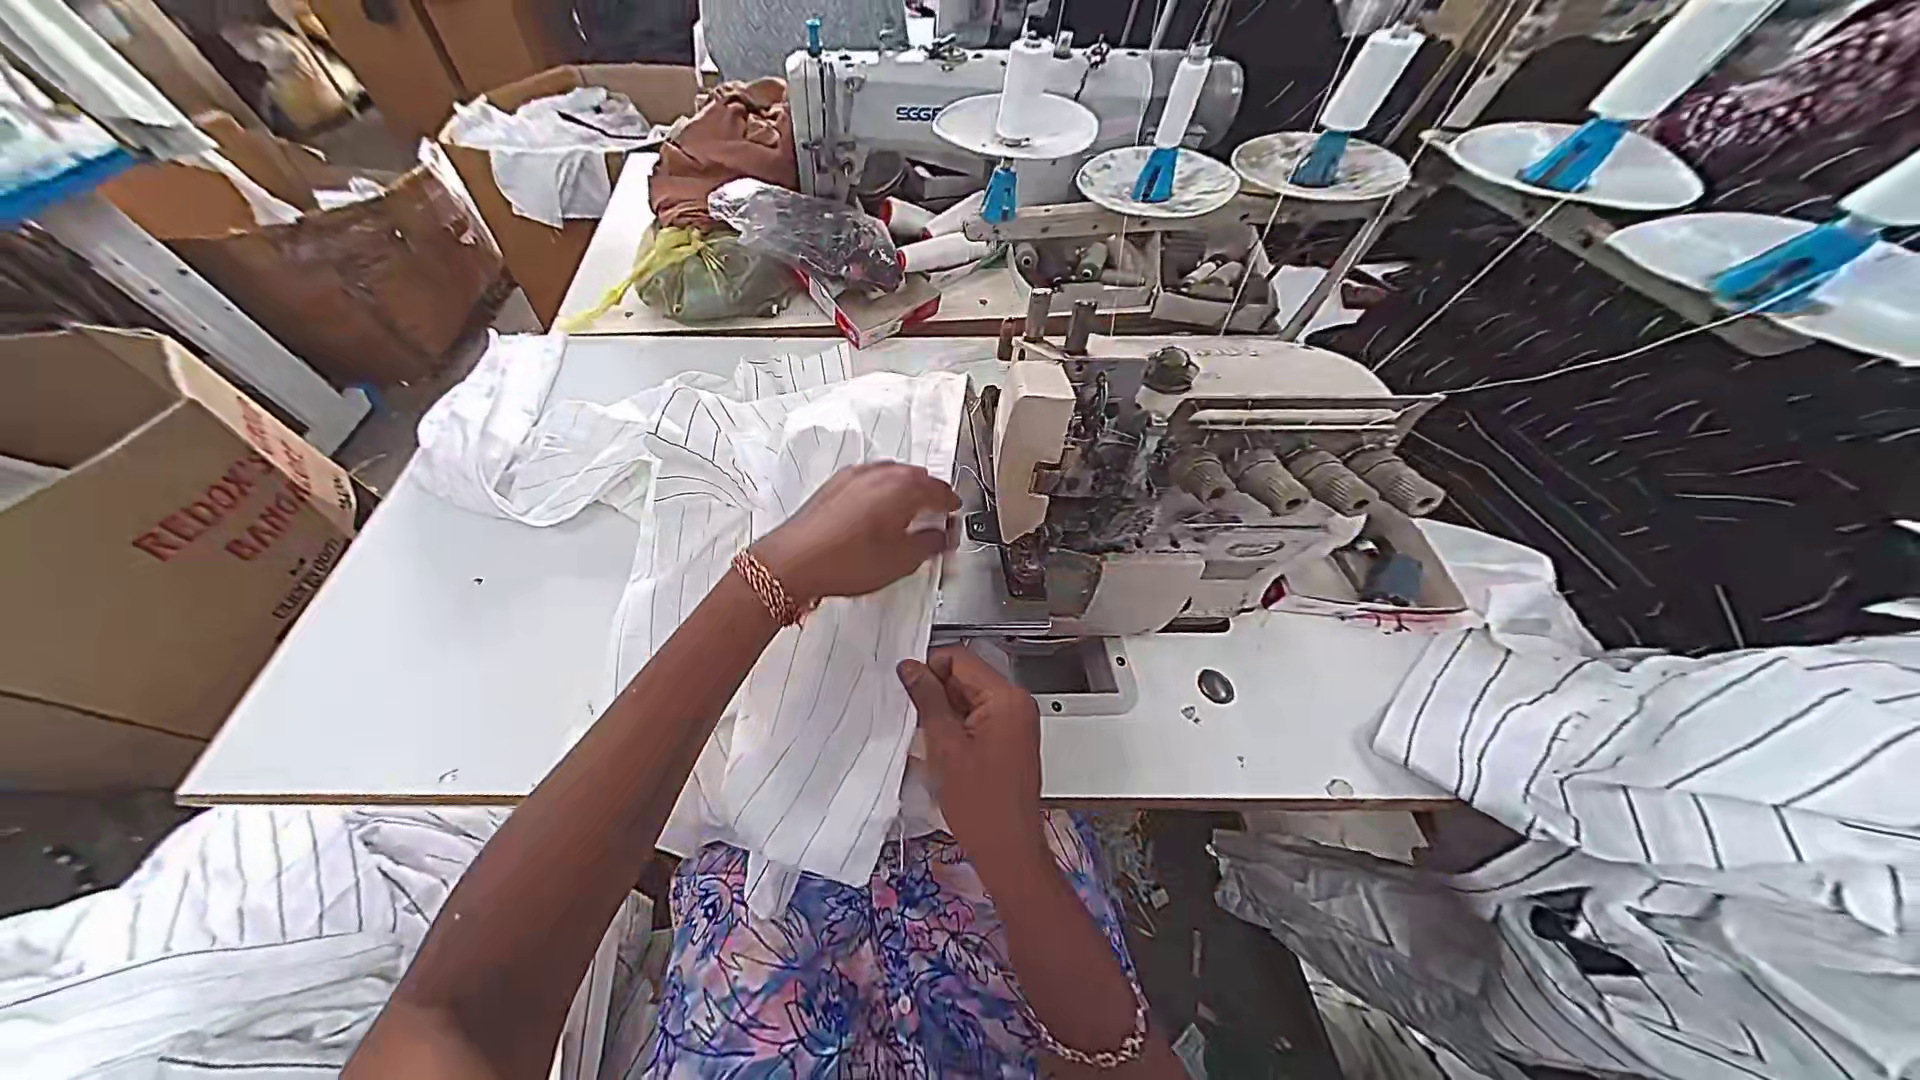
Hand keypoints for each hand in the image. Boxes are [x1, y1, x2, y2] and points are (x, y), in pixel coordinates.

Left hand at [751, 462, 958, 602]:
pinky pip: (868, 483)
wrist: (794, 562)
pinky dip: (880, 495)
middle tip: (936, 517)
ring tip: (907, 519)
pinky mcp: (834, 486)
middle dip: (929, 496)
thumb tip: (940, 537)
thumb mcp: (903, 560)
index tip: (954, 514)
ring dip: (904, 493)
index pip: (941, 489)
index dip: (952, 504)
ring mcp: (854, 477)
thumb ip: (930, 543)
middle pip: (916, 478)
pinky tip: (877, 517)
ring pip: (891, 478)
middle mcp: (879, 474)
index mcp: (903, 487)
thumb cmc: (843, 560)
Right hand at [897, 646, 1046, 870]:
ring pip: (968, 697)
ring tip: (925, 735)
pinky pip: (977, 716)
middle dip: (935, 691)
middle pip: (966, 676)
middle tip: (910, 713)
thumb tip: (911, 668)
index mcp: (1006, 698)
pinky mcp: (1009, 737)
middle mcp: (1016, 702)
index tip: (905, 685)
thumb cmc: (981, 804)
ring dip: (943, 710)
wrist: (1008, 848)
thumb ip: (928, 699)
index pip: (960, 658)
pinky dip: (955, 725)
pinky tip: (939, 746)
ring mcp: (1015, 720)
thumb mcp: (945, 746)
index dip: (929, 667)